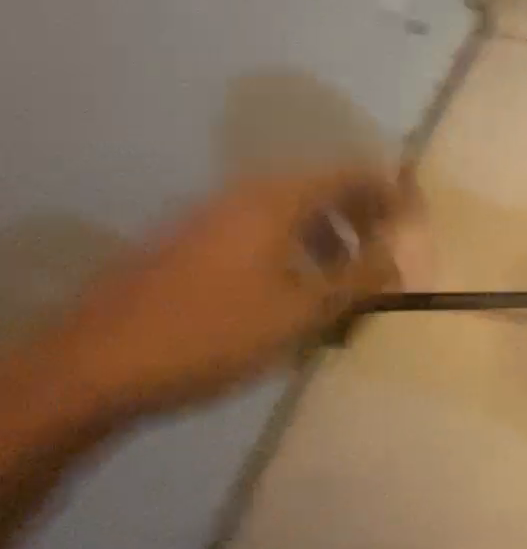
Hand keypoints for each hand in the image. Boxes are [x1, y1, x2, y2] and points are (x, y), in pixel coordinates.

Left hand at [45, 169, 418, 418]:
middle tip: (383, 257)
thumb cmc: (213, 332)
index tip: (418, 223)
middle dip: (361, 221)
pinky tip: (285, 298)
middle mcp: (244, 197)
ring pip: (286, 216)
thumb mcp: (306, 310)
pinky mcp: (181, 250)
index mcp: (278, 200)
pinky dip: (287, 254)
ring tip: (338, 285)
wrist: (85, 372)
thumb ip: (362, 278)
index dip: (394, 194)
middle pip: (322, 191)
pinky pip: (255, 235)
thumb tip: (400, 256)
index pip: (355, 175)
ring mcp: (206, 222)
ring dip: (324, 241)